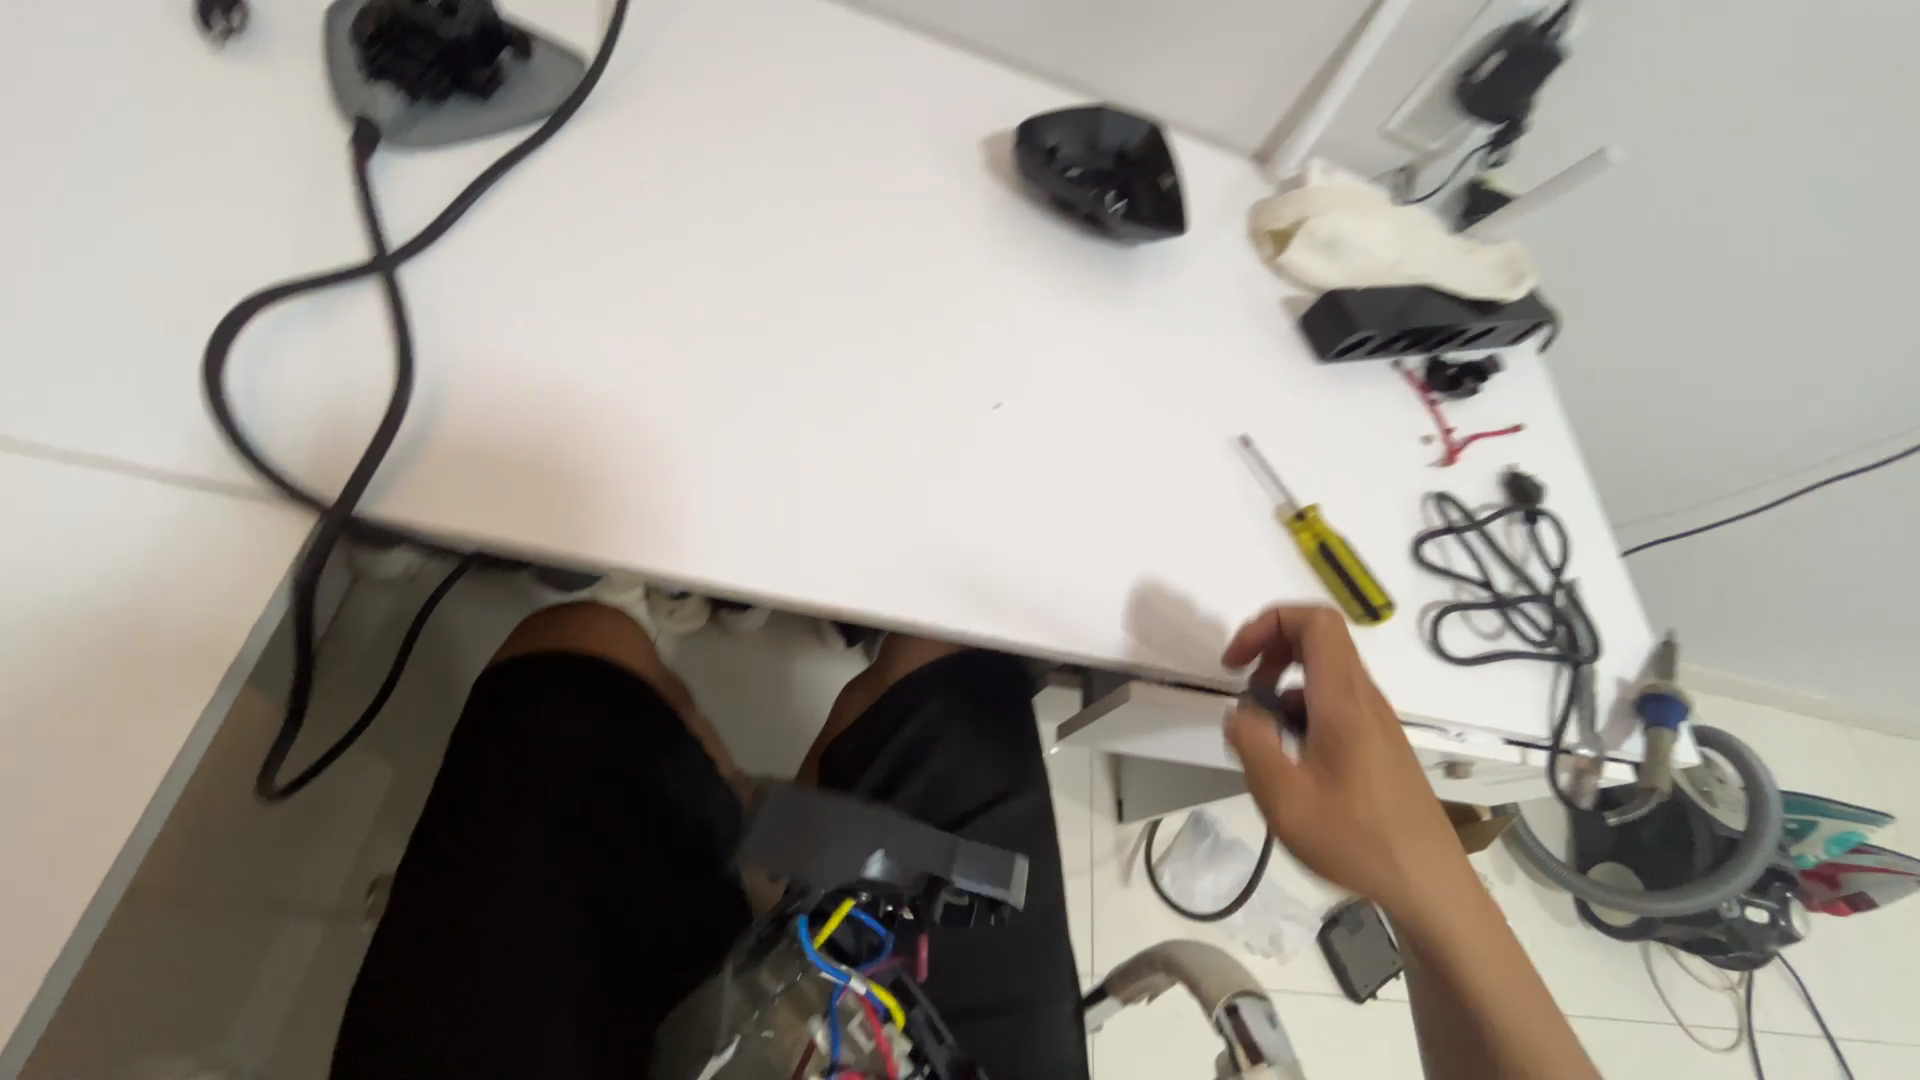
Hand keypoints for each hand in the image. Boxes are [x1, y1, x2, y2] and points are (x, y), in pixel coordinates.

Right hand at [1221, 606, 1470, 918]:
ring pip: (1324, 672)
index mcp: (1343, 700)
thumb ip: (1251, 743)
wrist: (1428, 885)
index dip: (1269, 623)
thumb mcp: (1284, 797)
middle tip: (1241, 684)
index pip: (1315, 622)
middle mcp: (1364, 699)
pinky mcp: (1378, 743)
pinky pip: (1334, 702)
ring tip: (1260, 729)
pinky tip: (1288, 755)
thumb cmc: (1355, 839)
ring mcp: (1375, 721)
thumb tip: (1238, 711)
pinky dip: (1300, 710)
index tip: (1237, 661)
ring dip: (1282, 683)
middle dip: (1269, 648)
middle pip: (1318, 639)